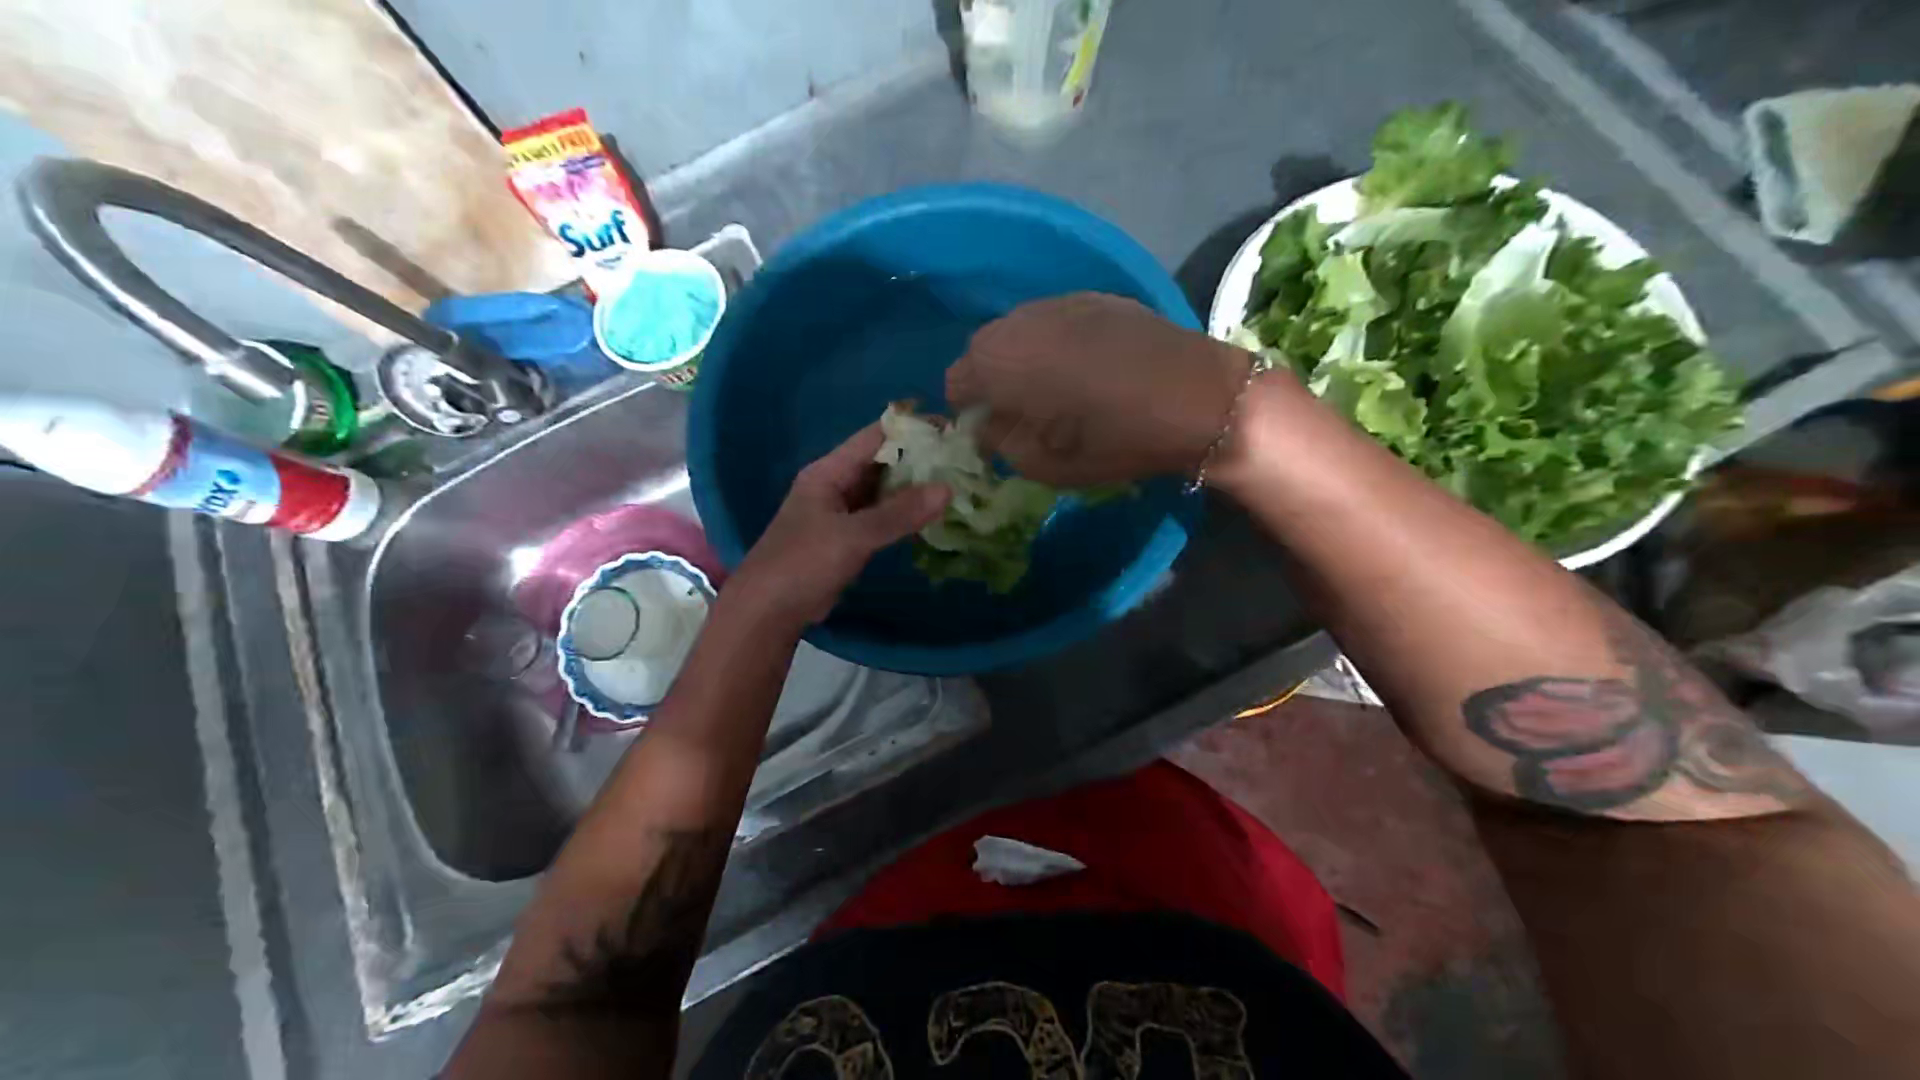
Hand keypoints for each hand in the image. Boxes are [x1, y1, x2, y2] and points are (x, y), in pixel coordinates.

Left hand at [727, 424, 949, 627]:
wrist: (767, 611)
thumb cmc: (803, 563)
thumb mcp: (853, 536)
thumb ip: (900, 513)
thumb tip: (947, 489)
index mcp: (829, 472)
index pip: (875, 437)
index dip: (912, 430)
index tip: (951, 430)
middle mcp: (835, 485)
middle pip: (882, 463)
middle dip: (919, 460)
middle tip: (962, 460)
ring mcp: (840, 513)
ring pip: (883, 492)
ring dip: (914, 489)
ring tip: (956, 484)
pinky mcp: (846, 539)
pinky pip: (881, 518)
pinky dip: (904, 515)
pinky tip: (932, 517)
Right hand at [945, 292, 1251, 486]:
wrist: (1198, 397)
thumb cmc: (1115, 439)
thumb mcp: (1047, 464)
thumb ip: (1003, 442)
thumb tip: (989, 427)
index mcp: (998, 363)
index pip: (956, 381)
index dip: (968, 408)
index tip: (991, 429)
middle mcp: (1019, 323)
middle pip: (983, 349)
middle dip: (991, 378)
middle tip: (1020, 410)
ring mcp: (1059, 303)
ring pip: (1019, 329)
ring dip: (1022, 356)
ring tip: (1054, 386)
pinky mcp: (1095, 297)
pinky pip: (1054, 320)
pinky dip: (1054, 341)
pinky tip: (1086, 366)